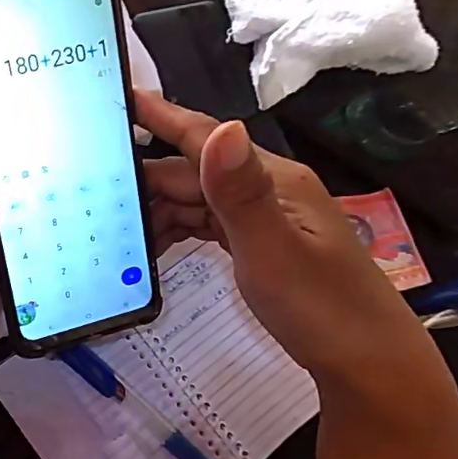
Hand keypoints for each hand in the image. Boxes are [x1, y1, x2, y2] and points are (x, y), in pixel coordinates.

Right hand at [134, 90, 431, 387]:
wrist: (364, 361)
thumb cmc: (320, 308)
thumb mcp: (273, 251)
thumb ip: (241, 194)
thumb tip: (222, 129)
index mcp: (272, 180)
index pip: (206, 138)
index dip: (163, 117)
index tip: (122, 97)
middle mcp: (265, 190)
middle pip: (191, 173)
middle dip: (144, 178)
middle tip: (93, 189)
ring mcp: (262, 217)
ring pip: (195, 200)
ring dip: (155, 209)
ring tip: (113, 224)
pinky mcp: (257, 243)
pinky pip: (204, 223)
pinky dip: (175, 229)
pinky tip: (151, 244)